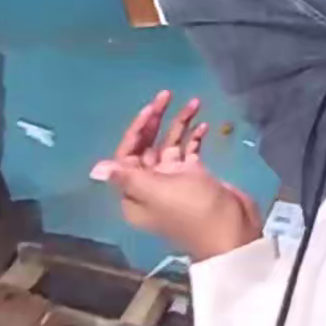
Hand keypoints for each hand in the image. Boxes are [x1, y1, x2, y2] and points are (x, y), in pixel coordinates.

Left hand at [92, 91, 260, 260]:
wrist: (230, 230)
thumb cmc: (192, 209)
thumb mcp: (158, 192)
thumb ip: (128, 177)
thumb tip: (95, 169)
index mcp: (136, 194)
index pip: (127, 155)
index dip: (136, 130)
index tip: (151, 109)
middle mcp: (151, 186)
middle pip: (148, 146)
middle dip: (156, 120)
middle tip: (167, 95)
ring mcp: (174, 180)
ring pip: (171, 144)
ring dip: (180, 123)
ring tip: (194, 102)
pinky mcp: (195, 176)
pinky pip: (190, 150)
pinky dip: (195, 136)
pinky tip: (204, 124)